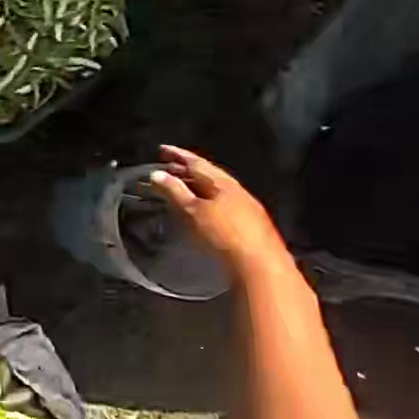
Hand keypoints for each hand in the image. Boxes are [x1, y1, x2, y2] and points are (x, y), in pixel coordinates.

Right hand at [147, 145, 290, 279]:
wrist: (260, 268)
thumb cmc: (225, 235)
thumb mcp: (193, 211)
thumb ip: (175, 191)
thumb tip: (158, 174)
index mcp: (224, 183)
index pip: (197, 163)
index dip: (178, 155)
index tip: (162, 150)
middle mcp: (238, 192)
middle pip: (209, 175)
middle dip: (187, 170)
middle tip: (168, 168)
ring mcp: (247, 209)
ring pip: (217, 191)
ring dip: (197, 187)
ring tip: (181, 188)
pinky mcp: (251, 226)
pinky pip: (224, 205)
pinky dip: (208, 201)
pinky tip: (202, 210)